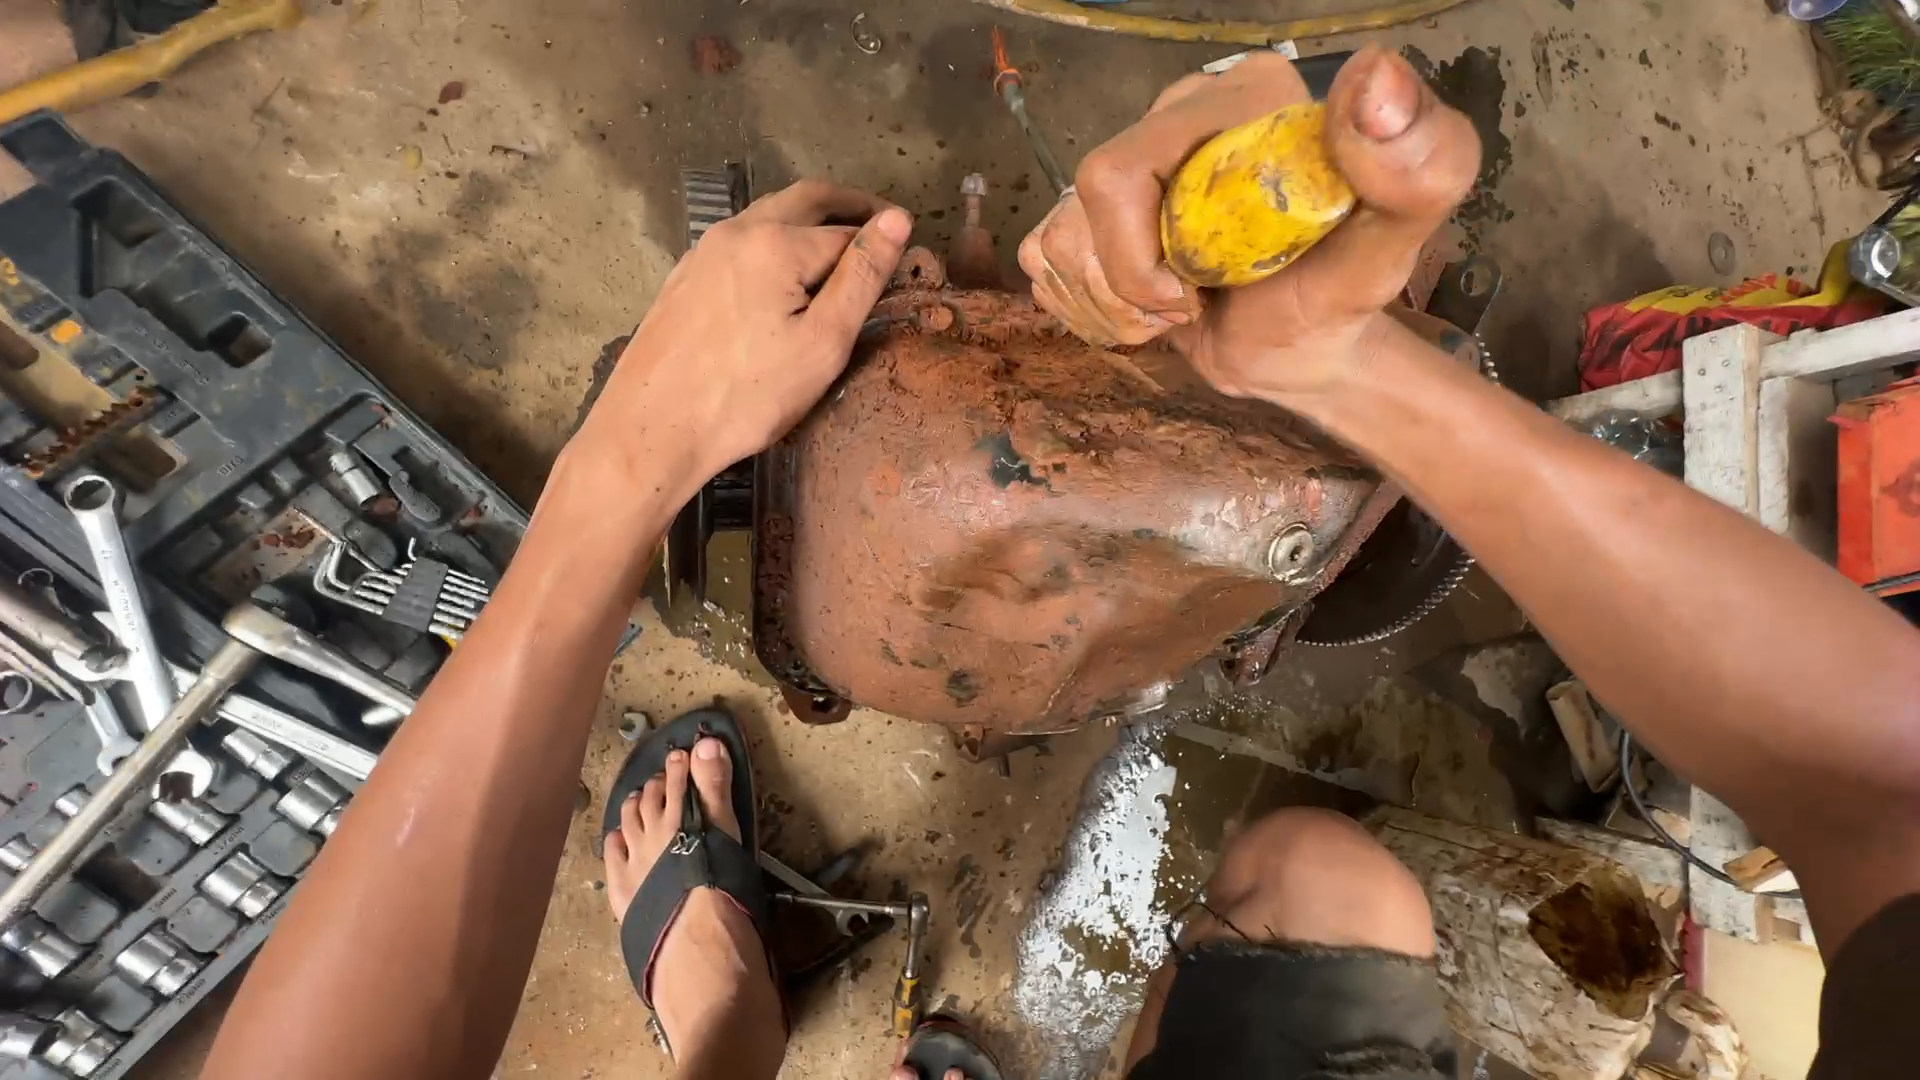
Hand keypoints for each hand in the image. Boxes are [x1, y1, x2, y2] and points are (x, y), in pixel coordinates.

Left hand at [577, 180, 911, 498]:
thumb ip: (862, 277)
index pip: (848, 232)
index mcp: (776, 243)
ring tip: (839, 250)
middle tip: (881, 225)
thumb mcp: (823, 342)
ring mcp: (704, 252)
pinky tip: (782, 276)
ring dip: (809, 221)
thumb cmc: (750, 395)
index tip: (909, 260)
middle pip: (805, 201)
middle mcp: (737, 231)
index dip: (882, 245)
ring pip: (768, 218)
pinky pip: (741, 243)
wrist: (654, 428)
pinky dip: (775, 243)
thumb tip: (898, 219)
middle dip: (848, 206)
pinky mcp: (685, 277)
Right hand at [1018, 46, 1479, 405]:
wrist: (1294, 348)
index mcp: (1230, 101)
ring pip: (1052, 245)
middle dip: (1123, 290)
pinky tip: (1139, 313)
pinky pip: (1043, 266)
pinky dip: (1087, 310)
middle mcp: (1167, 125)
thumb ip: (1418, 161)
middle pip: (1077, 211)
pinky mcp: (1093, 224)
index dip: (1135, 255)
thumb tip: (1370, 82)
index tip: (1191, 298)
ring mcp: (1124, 176)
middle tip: (1183, 310)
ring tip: (1168, 314)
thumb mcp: (1398, 236)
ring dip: (1107, 309)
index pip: (1118, 170)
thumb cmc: (1337, 295)